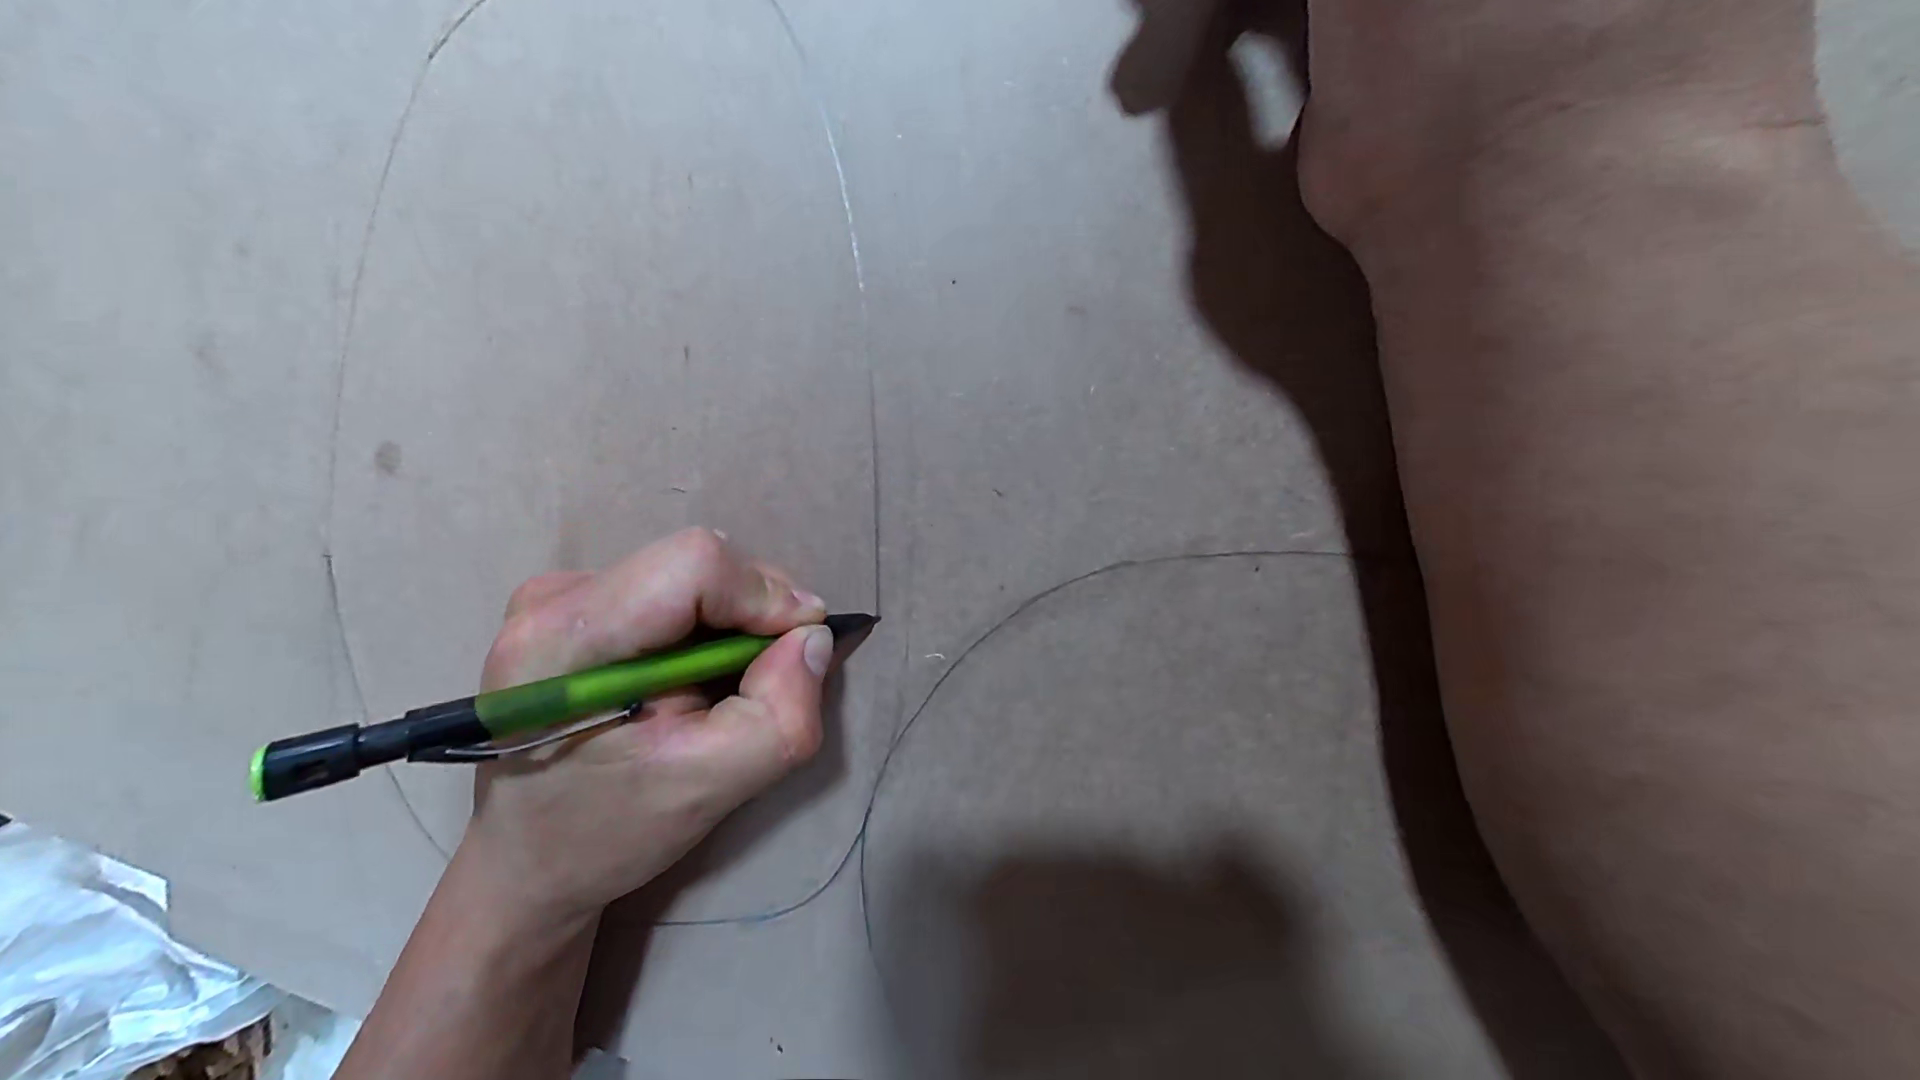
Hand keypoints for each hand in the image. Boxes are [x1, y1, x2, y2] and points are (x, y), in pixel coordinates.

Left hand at [455, 528, 833, 923]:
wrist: (525, 859)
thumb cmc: (610, 831)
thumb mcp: (715, 787)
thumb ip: (783, 712)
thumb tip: (812, 638)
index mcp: (569, 639)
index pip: (695, 565)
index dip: (763, 595)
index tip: (798, 645)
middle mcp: (554, 597)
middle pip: (697, 562)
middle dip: (756, 610)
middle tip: (770, 673)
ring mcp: (559, 594)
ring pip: (690, 571)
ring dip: (735, 617)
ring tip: (728, 681)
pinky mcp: (573, 602)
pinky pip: (672, 585)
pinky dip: (708, 621)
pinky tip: (694, 673)